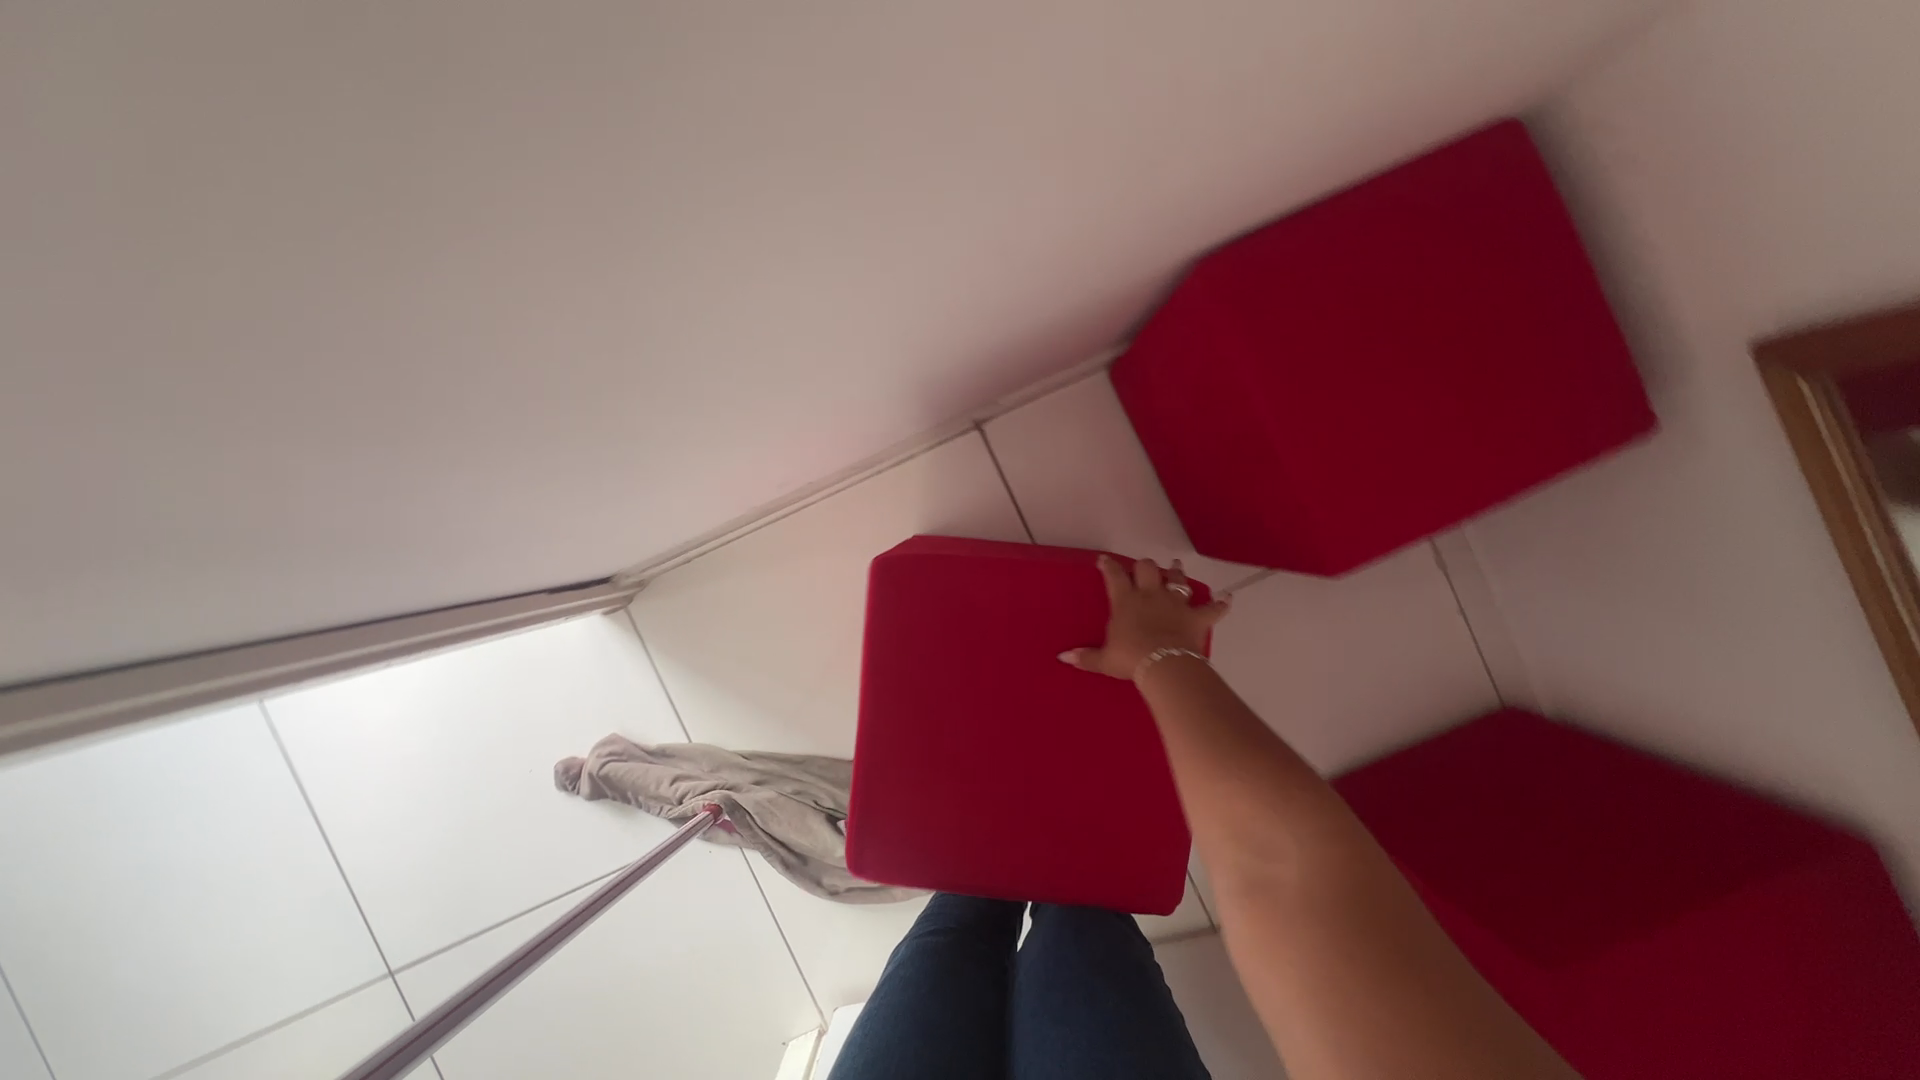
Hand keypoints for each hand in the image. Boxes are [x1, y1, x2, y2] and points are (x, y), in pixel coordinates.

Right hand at [1058, 555, 1231, 679]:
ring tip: (1177, 566)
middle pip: (1147, 568)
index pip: (1114, 576)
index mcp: (1126, 601)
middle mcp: (1150, 595)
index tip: (1105, 560)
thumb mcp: (1103, 659)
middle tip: (1143, 568)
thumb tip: (1063, 657)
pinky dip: (1220, 604)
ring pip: (1178, 580)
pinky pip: (1212, 608)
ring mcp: (1176, 603)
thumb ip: (1085, 656)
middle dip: (1144, 566)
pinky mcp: (1196, 617)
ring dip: (1177, 573)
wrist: (1163, 664)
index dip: (1109, 566)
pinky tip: (1227, 599)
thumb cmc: (1130, 658)